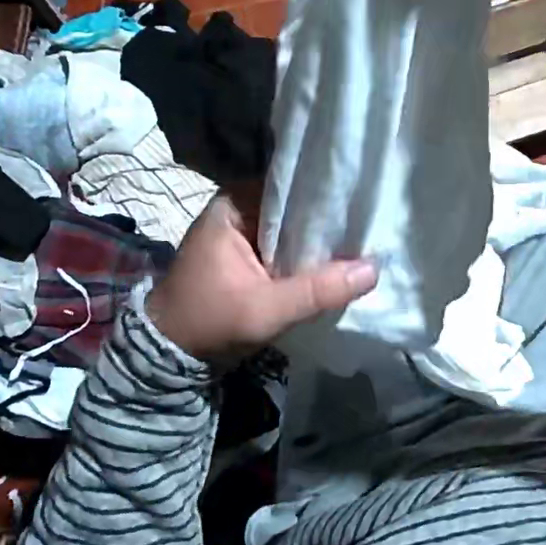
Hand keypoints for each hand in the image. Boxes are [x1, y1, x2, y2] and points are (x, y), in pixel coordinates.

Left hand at [145, 194, 377, 363]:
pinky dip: (308, 257)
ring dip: (321, 242)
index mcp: (234, 204)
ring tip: (363, 242)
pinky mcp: (250, 256)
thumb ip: (318, 290)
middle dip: (328, 221)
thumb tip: (374, 269)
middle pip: (296, 208)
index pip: (292, 187)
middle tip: (371, 227)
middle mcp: (239, 209)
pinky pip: (288, 248)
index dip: (328, 196)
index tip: (365, 205)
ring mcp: (245, 233)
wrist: (170, 357)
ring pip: (294, 230)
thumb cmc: (210, 323)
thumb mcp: (266, 310)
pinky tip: (339, 263)